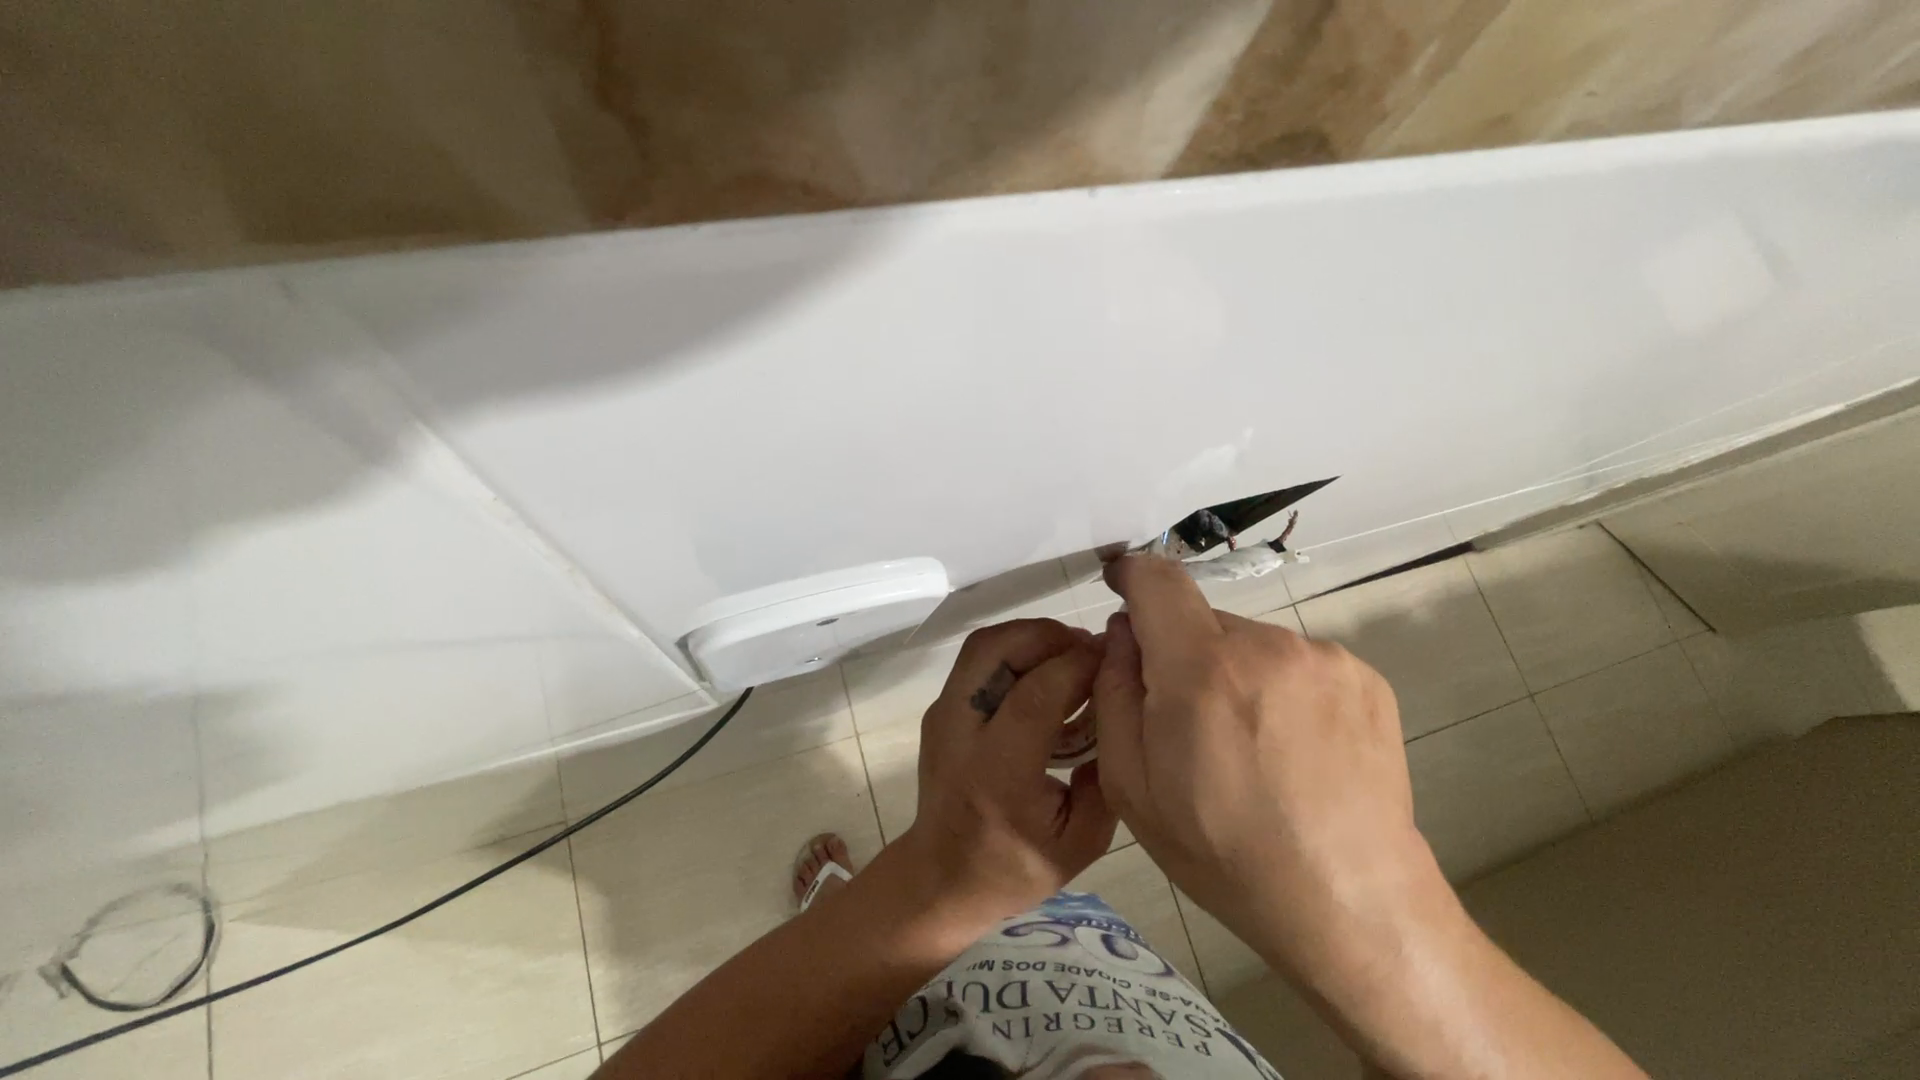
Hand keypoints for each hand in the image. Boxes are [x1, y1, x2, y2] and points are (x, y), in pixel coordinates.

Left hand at [897, 618, 1117, 936]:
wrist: (941, 878)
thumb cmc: (1015, 868)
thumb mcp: (1081, 842)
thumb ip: (1106, 780)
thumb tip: (1119, 713)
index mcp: (997, 773)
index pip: (1036, 695)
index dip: (1078, 665)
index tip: (1113, 658)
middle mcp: (960, 734)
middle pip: (996, 651)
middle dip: (1049, 636)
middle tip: (1090, 649)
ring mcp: (941, 717)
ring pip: (982, 646)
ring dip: (1030, 637)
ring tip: (1070, 654)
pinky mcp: (938, 711)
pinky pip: (976, 661)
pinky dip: (1014, 651)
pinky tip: (1046, 673)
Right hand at [1091, 555, 1445, 988]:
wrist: (1349, 901)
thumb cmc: (1222, 851)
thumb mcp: (1131, 786)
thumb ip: (1113, 692)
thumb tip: (1123, 632)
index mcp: (1201, 669)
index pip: (1158, 580)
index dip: (1132, 577)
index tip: (1121, 588)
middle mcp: (1268, 645)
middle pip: (1203, 620)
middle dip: (1184, 654)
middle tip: (1190, 724)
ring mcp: (1325, 658)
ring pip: (1252, 643)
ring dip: (1235, 673)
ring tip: (1251, 747)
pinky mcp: (1367, 678)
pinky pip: (1298, 663)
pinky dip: (1281, 689)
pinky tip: (1294, 749)